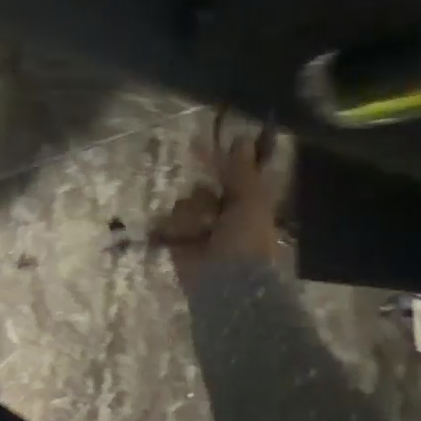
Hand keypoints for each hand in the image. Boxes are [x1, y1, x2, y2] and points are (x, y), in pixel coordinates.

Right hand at [154, 132, 280, 289]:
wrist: (228, 285)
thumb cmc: (247, 243)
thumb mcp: (251, 203)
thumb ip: (243, 172)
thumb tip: (239, 136)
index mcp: (247, 209)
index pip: (228, 178)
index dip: (217, 164)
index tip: (199, 147)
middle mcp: (223, 218)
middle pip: (202, 188)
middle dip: (204, 198)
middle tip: (211, 210)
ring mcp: (200, 230)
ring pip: (185, 203)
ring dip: (191, 215)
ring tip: (200, 233)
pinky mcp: (178, 241)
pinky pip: (169, 220)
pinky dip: (176, 227)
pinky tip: (184, 238)